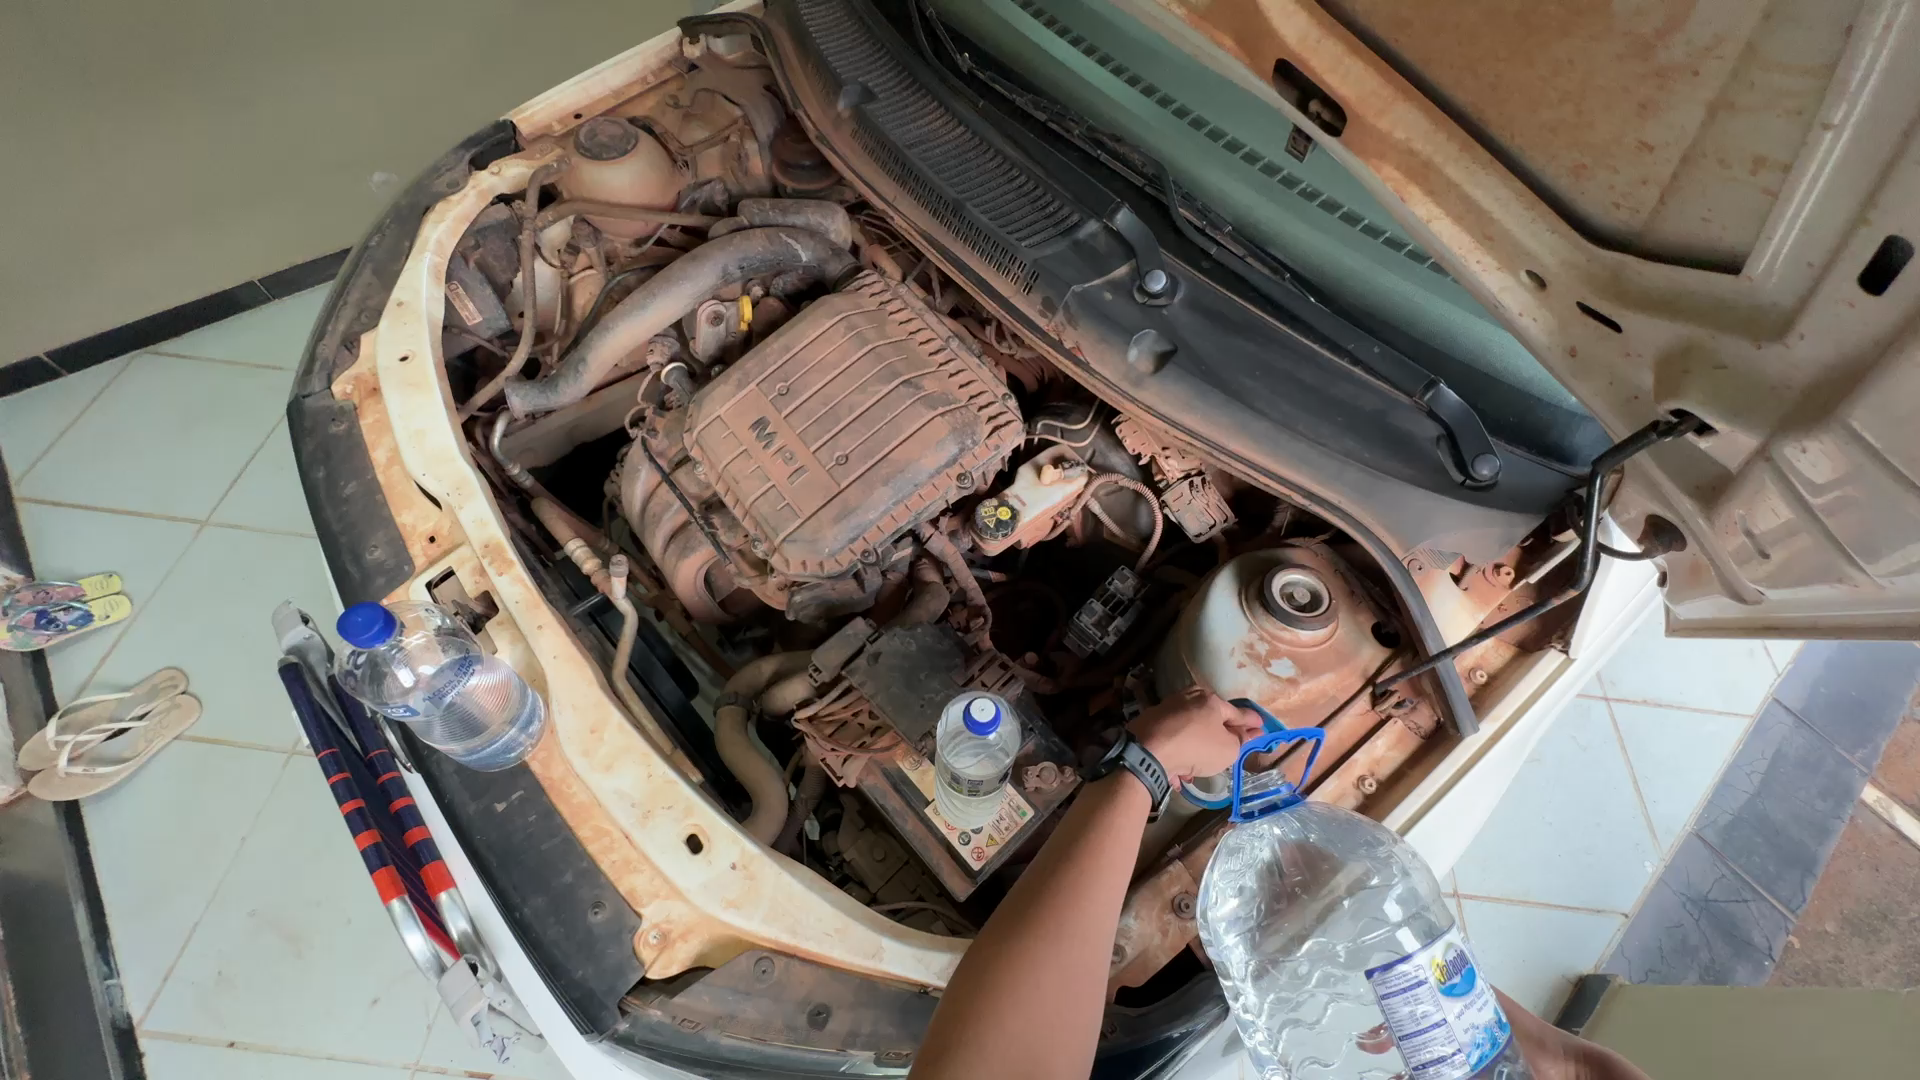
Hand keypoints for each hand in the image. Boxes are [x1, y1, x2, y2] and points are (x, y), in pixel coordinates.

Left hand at [1128, 686, 1265, 781]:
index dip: (1251, 721)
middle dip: (1219, 736)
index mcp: (1210, 701)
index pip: (1237, 712)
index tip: (1261, 725)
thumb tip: (1249, 732)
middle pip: (1211, 719)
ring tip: (1196, 770)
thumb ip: (1241, 740)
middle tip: (1227, 751)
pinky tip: (1177, 773)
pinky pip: (1172, 741)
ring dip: (1195, 751)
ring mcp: (1167, 709)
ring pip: (1189, 732)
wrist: (1148, 749)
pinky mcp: (1150, 723)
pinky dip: (1177, 755)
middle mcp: (1188, 699)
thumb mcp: (1228, 749)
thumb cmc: (1196, 747)